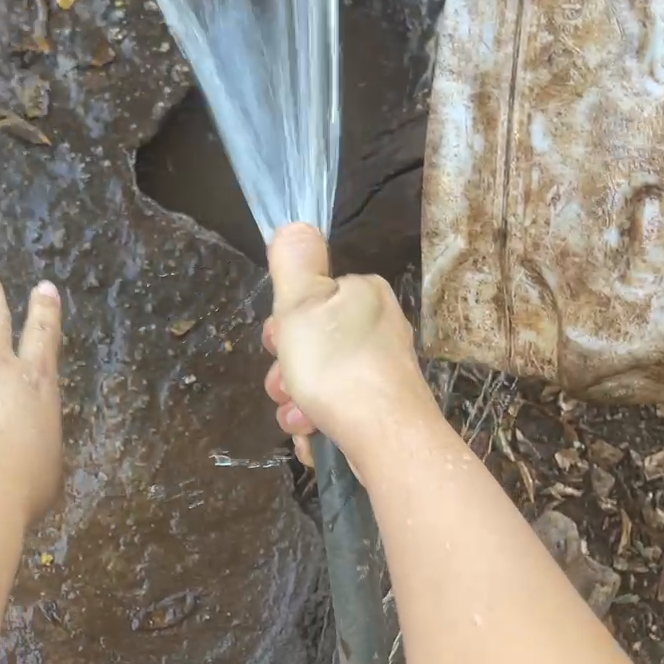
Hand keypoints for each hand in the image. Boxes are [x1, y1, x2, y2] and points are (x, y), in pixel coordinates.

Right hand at [261, 223, 434, 467]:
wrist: (386, 438)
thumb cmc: (337, 367)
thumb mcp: (301, 304)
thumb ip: (293, 262)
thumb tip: (295, 224)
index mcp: (362, 294)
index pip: (308, 300)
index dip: (282, 324)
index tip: (277, 344)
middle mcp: (378, 327)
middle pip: (310, 343)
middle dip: (287, 370)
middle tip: (285, 385)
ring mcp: (383, 370)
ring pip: (318, 381)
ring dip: (297, 402)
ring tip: (301, 418)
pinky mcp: (383, 407)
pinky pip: (335, 410)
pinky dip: (319, 424)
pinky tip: (316, 434)